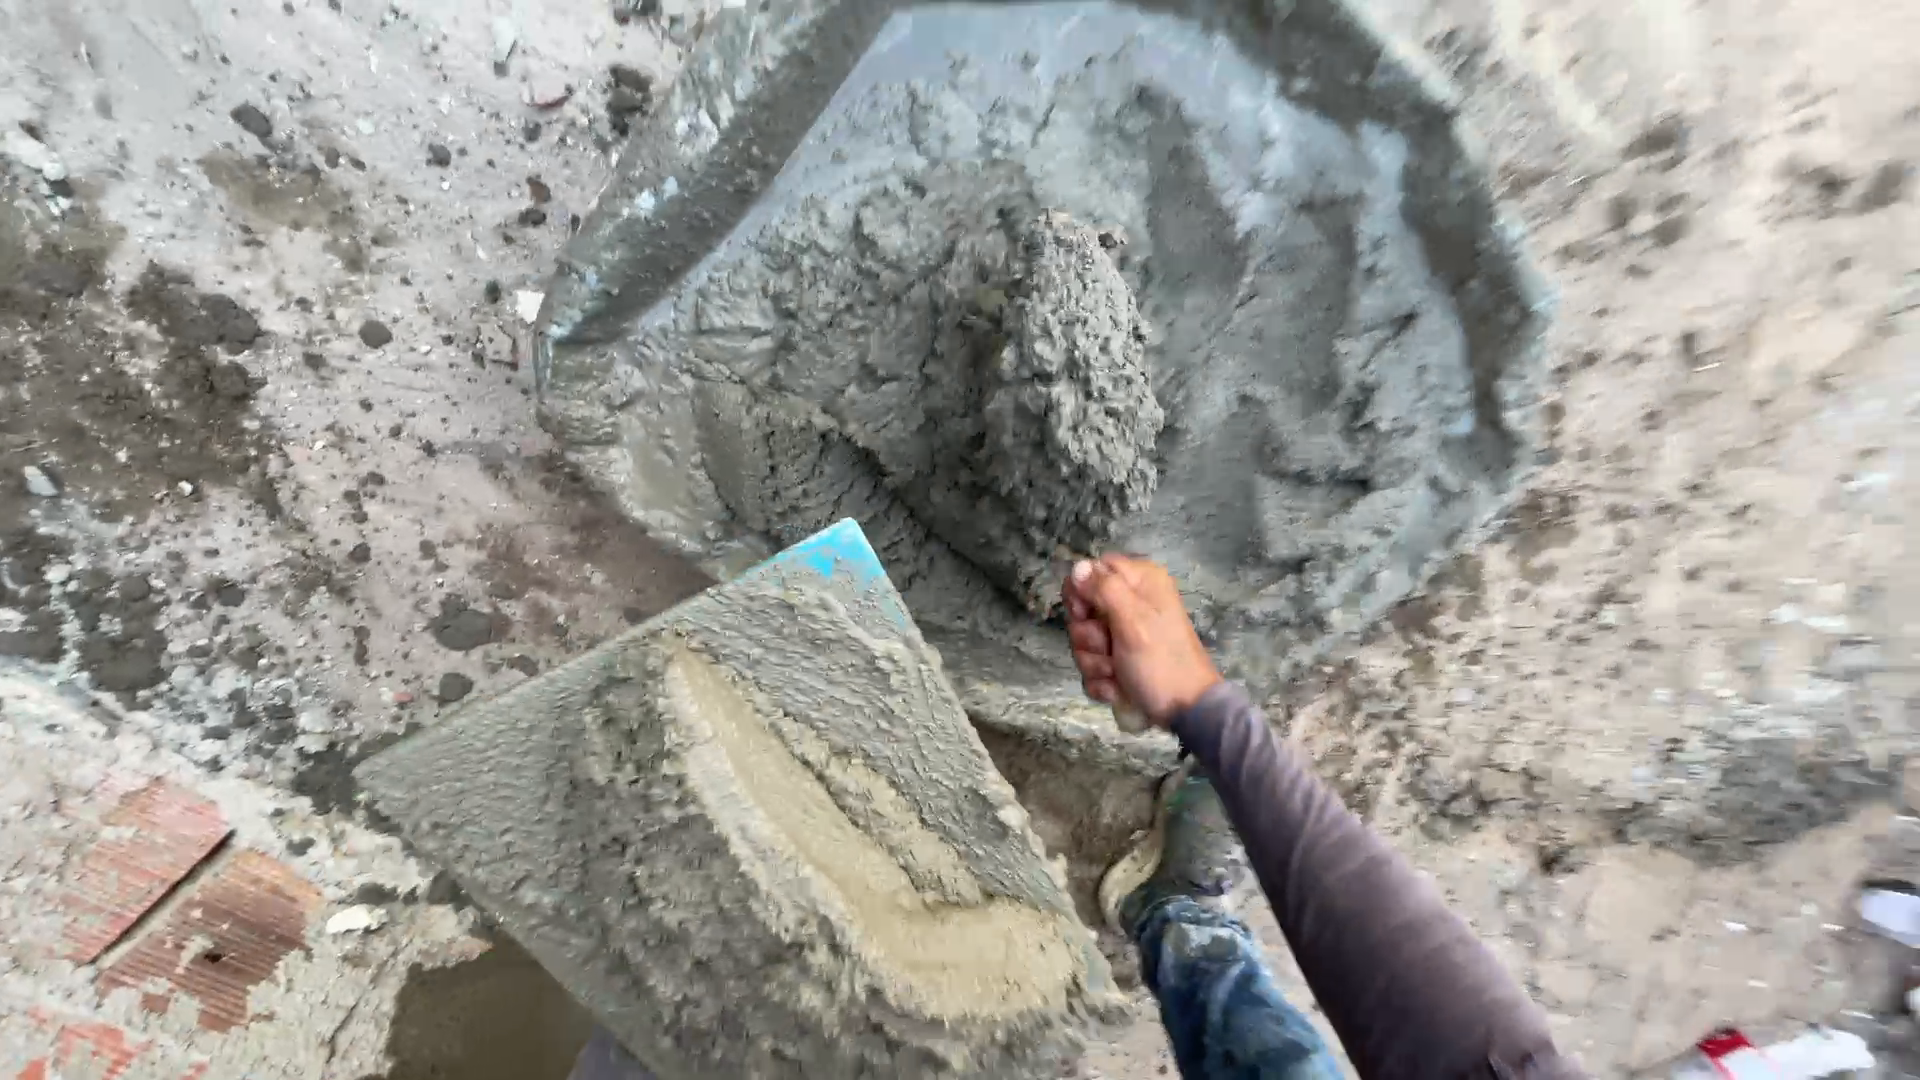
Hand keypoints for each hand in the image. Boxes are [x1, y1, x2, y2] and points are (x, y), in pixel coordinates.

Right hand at [1062, 555, 1221, 727]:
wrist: (1186, 711)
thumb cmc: (1162, 661)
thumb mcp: (1133, 620)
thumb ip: (1104, 588)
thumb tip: (1077, 567)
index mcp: (1140, 582)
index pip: (1091, 570)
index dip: (1081, 591)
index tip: (1085, 613)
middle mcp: (1131, 602)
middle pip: (1082, 607)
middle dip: (1088, 635)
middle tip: (1107, 647)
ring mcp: (1123, 634)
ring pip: (1083, 640)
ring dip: (1094, 661)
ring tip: (1117, 673)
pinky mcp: (1118, 661)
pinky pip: (1091, 664)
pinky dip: (1101, 680)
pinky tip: (1117, 688)